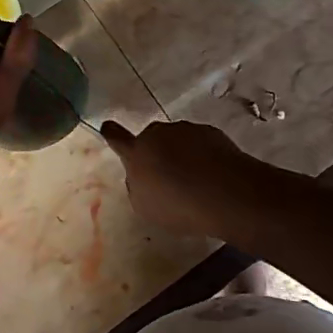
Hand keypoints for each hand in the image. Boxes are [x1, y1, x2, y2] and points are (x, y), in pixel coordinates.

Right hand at [100, 120, 272, 237]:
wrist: (224, 193)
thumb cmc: (178, 205)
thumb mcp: (145, 206)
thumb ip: (138, 186)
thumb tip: (142, 176)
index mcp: (136, 152)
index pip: (117, 138)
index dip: (112, 133)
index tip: (108, 126)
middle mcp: (158, 133)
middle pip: (153, 141)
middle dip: (159, 154)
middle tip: (171, 179)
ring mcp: (185, 129)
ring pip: (178, 141)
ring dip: (182, 155)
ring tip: (197, 182)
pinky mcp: (210, 131)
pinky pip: (201, 143)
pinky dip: (204, 155)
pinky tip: (213, 176)